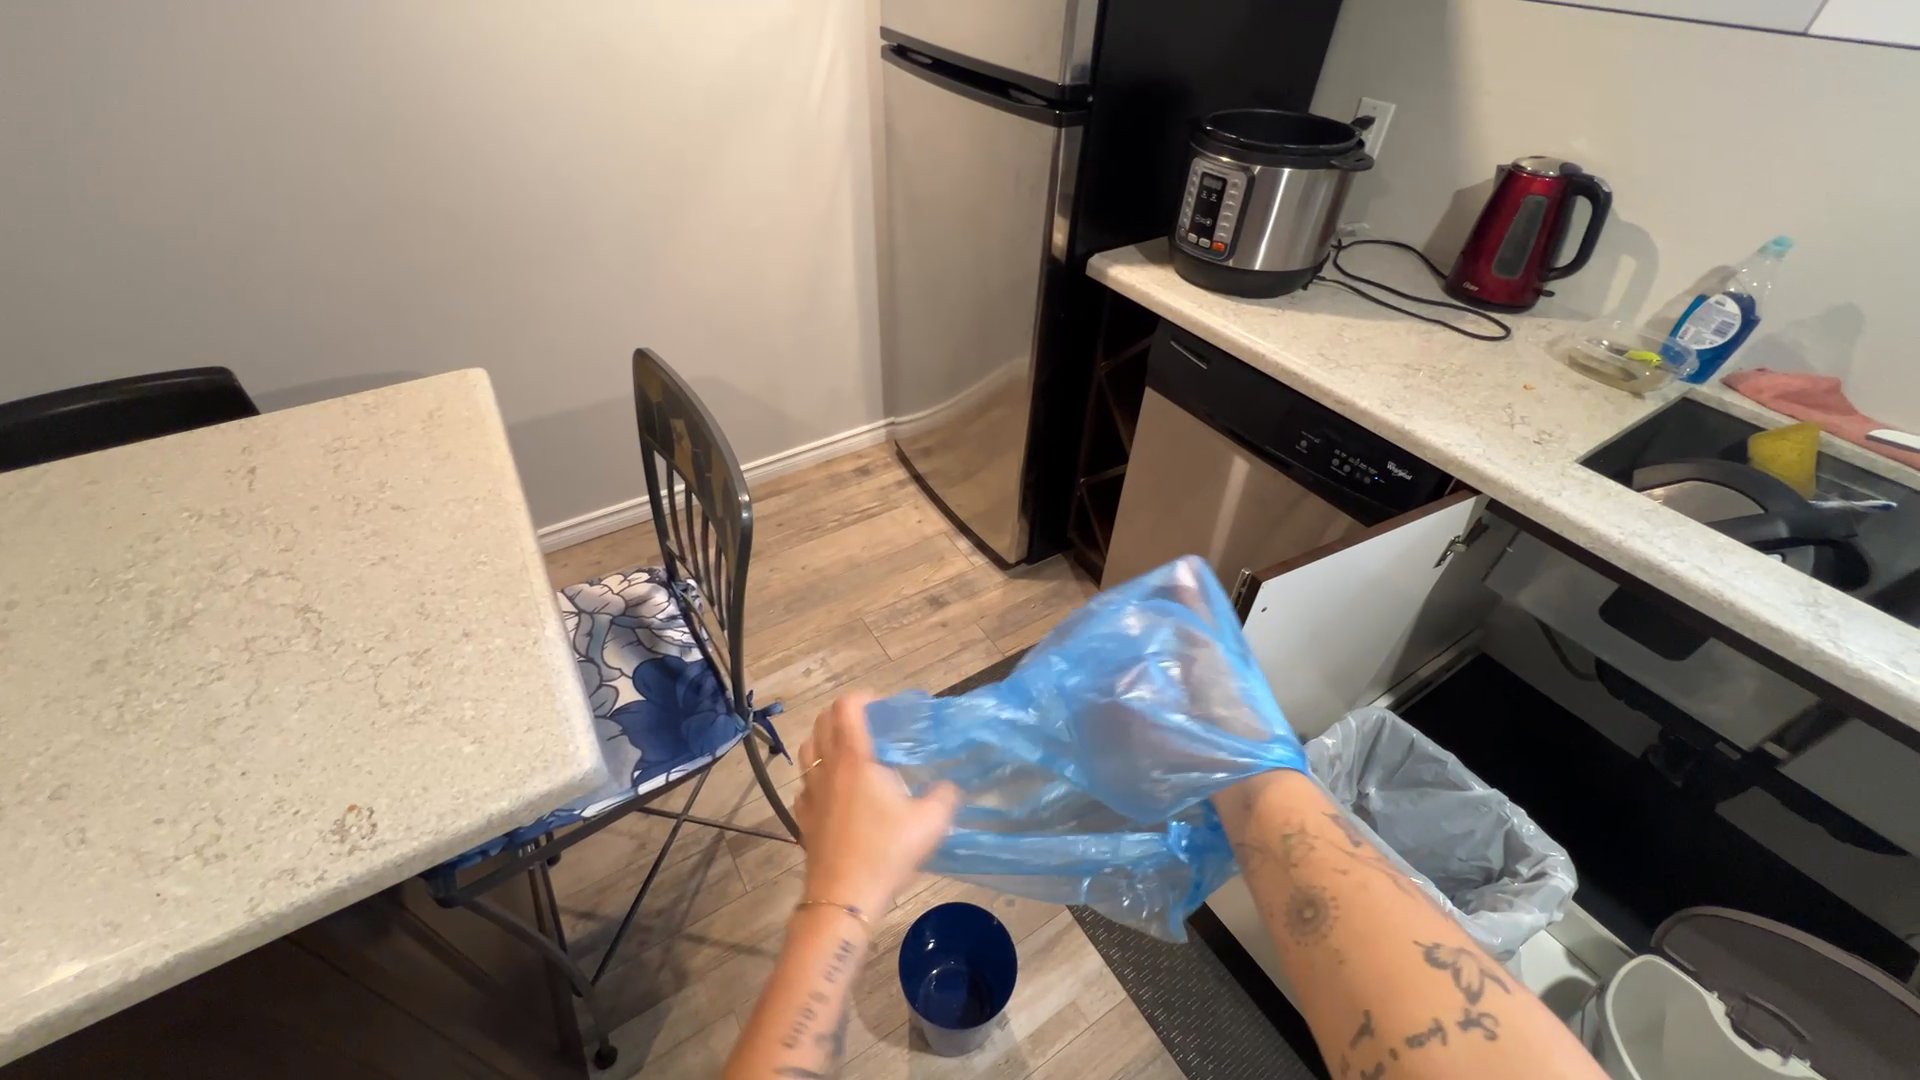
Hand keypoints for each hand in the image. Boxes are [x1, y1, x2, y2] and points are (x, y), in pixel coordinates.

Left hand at [794, 693, 959, 915]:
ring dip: (827, 740)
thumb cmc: (885, 853)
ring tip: (853, 754)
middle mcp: (826, 768)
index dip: (865, 697)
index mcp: (854, 758)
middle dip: (845, 714)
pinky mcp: (803, 817)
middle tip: (872, 726)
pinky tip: (839, 793)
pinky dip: (819, 776)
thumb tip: (948, 785)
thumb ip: (945, 795)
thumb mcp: (930, 822)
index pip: (846, 706)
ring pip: (808, 750)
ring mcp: (809, 792)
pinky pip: (806, 783)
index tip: (886, 708)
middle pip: (822, 721)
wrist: (843, 900)